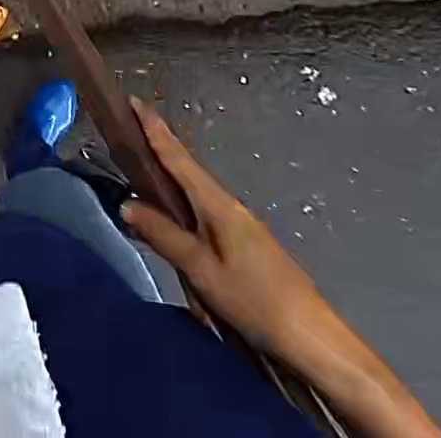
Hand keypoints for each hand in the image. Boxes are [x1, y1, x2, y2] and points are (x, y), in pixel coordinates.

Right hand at [121, 97, 324, 357]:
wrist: (313, 338)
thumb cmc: (255, 300)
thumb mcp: (201, 270)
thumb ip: (163, 235)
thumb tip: (127, 202)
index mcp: (216, 203)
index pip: (177, 156)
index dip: (154, 129)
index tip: (134, 101)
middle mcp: (228, 204)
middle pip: (186, 167)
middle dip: (158, 146)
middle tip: (128, 130)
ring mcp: (238, 223)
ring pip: (194, 190)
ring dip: (168, 175)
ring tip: (140, 168)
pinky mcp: (243, 242)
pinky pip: (203, 210)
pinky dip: (181, 201)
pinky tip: (171, 215)